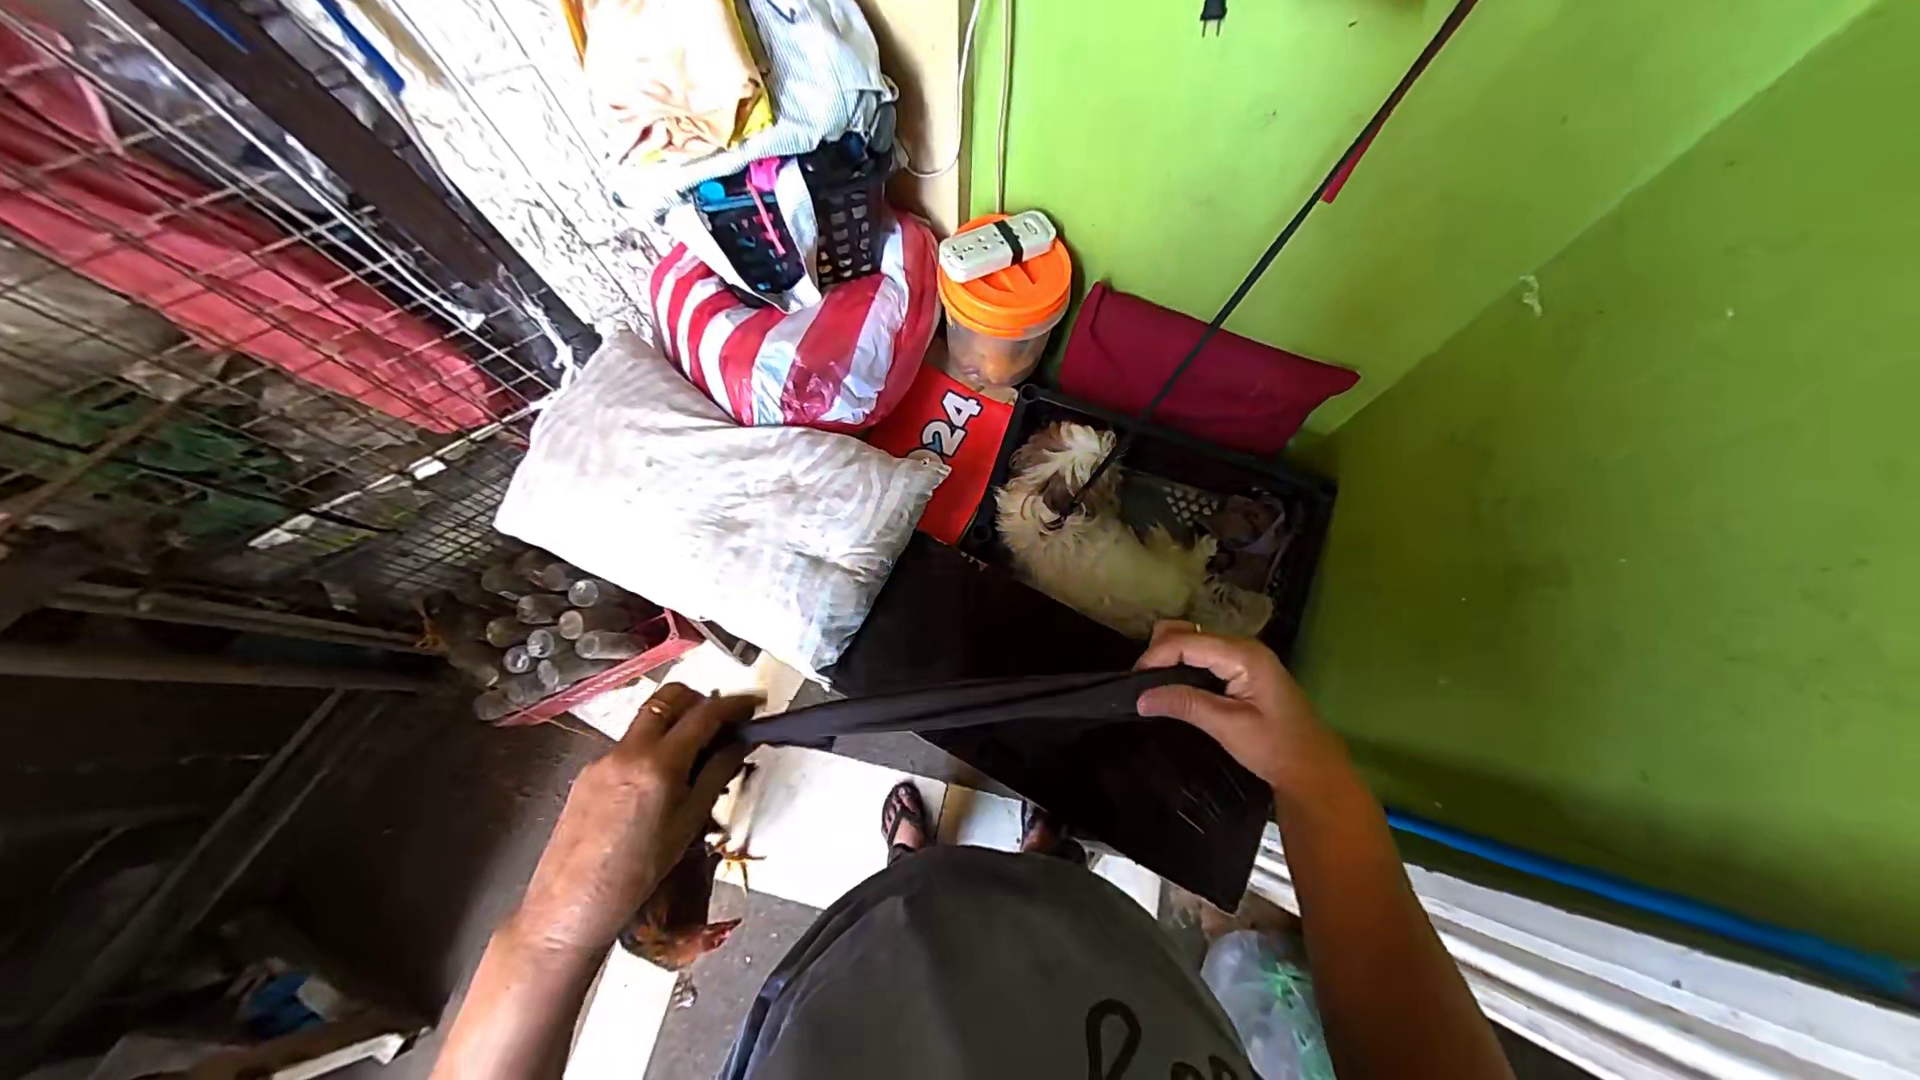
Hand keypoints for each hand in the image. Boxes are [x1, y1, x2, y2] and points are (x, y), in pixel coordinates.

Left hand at [511, 684, 751, 957]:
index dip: (735, 704)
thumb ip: (717, 773)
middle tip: (722, 717)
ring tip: (696, 752)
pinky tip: (662, 778)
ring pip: (647, 719)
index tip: (751, 704)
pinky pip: (628, 744)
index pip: (705, 713)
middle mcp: (628, 751)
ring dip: (676, 721)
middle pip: (670, 696)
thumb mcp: (690, 821)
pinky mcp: (588, 773)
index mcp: (659, 763)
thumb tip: (738, 744)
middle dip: (701, 698)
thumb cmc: (637, 872)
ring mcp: (603, 759)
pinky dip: (653, 746)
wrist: (570, 906)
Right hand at [1134, 621, 1356, 813]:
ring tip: (1154, 685)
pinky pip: (1202, 653)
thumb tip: (1140, 698)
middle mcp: (1243, 645)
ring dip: (1169, 656)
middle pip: (1187, 631)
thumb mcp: (1227, 726)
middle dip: (1159, 652)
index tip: (1135, 681)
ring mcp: (1243, 654)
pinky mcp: (1241, 667)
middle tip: (1143, 683)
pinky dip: (1182, 663)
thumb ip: (1184, 704)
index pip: (1186, 641)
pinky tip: (1173, 684)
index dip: (1155, 656)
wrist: (1313, 768)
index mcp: (1243, 654)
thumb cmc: (1275, 747)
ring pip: (1192, 639)